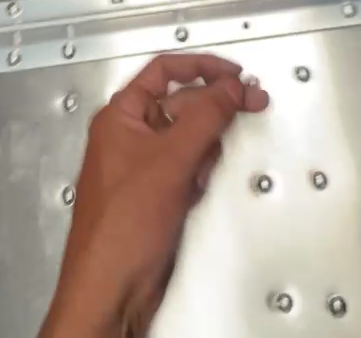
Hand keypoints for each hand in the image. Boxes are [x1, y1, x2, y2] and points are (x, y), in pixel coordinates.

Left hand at [40, 53, 269, 337]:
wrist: (111, 293)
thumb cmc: (118, 231)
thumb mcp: (171, 160)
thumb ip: (205, 117)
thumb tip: (230, 87)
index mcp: (120, 116)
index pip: (165, 70)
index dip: (202, 66)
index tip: (233, 73)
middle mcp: (129, 136)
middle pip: (182, 103)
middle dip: (213, 109)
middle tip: (249, 104)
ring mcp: (142, 166)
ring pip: (189, 137)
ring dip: (205, 149)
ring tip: (204, 168)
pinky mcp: (156, 193)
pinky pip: (188, 167)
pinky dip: (199, 174)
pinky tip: (197, 189)